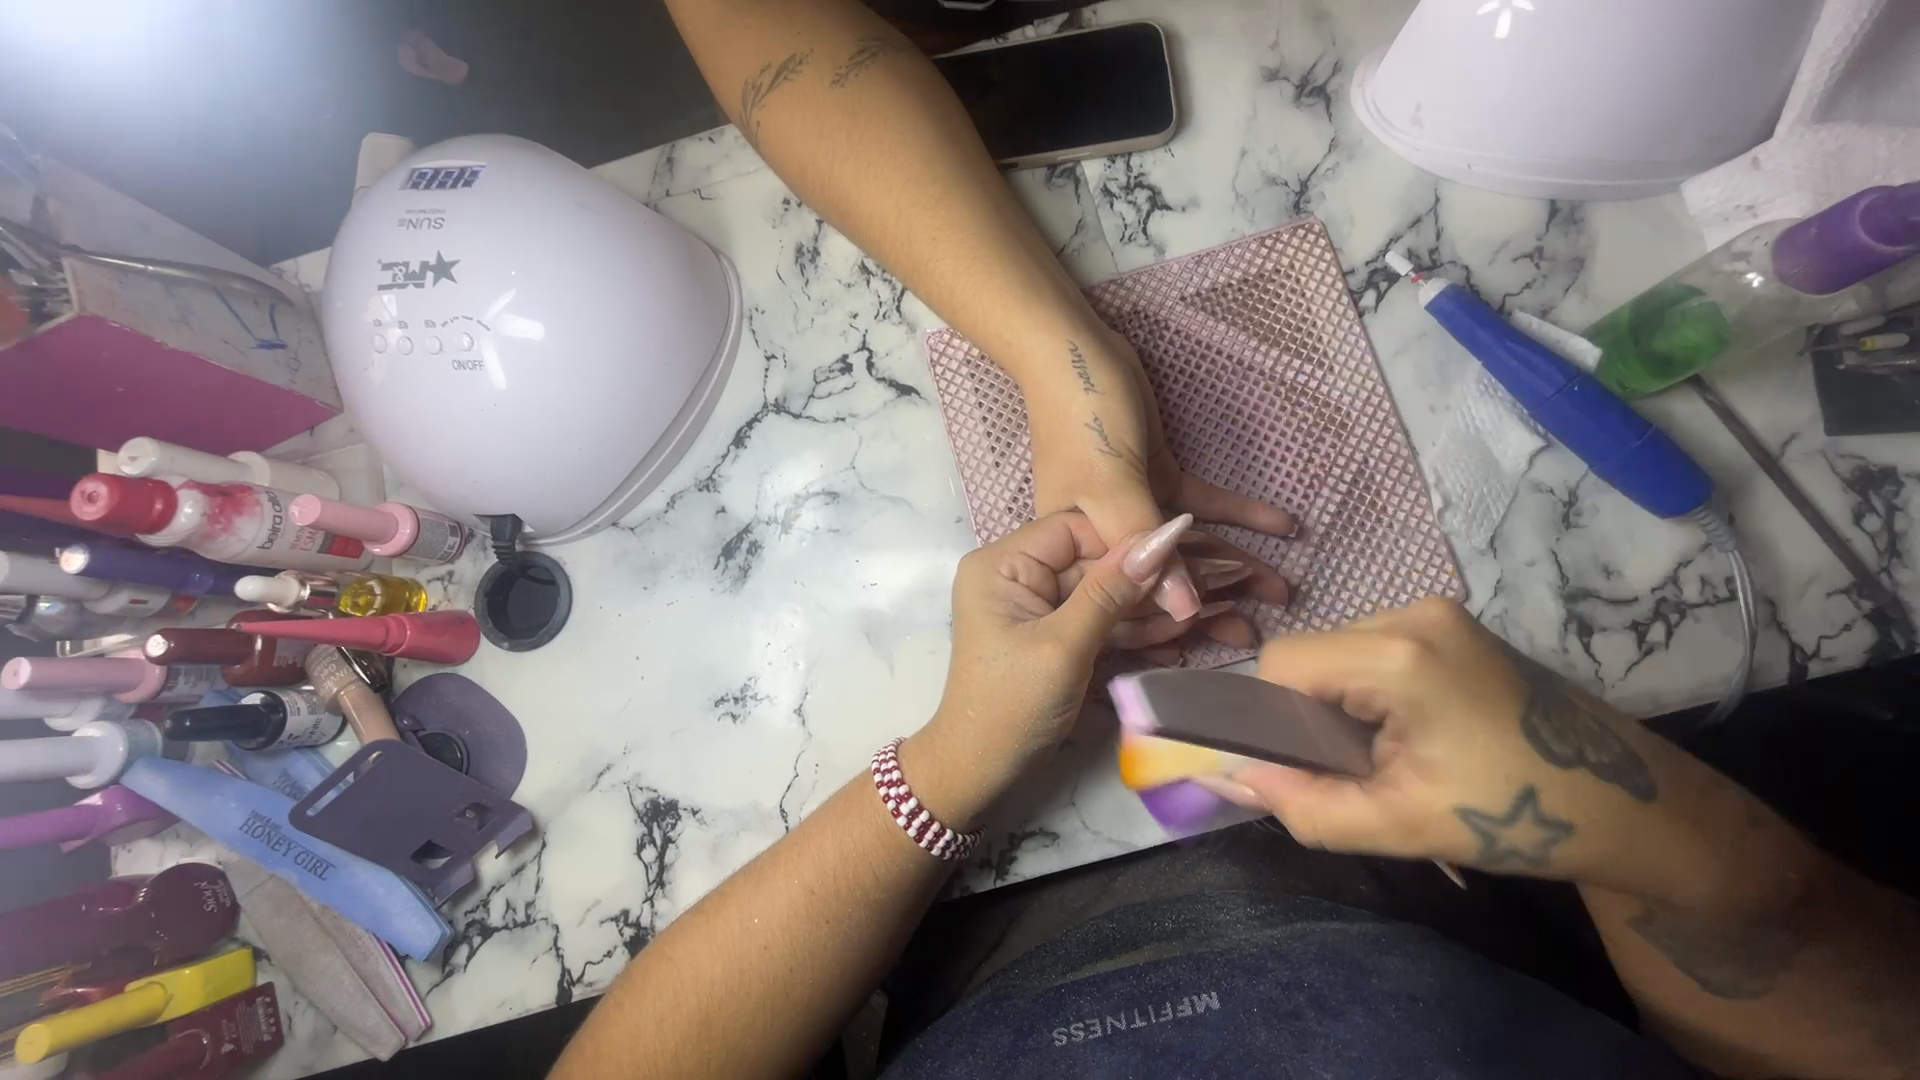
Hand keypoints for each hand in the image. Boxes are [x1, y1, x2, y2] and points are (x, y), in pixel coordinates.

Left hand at [904, 510, 1187, 822]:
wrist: (980, 768)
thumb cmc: (1012, 705)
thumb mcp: (1064, 646)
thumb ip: (1111, 591)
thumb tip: (1163, 536)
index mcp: (1002, 563)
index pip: (1075, 529)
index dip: (1126, 542)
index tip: (1178, 562)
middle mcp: (1015, 572)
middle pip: (1091, 558)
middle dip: (1144, 578)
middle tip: (1205, 589)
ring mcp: (1033, 603)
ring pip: (1100, 589)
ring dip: (1145, 605)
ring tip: (1200, 612)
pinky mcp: (1050, 630)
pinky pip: (1095, 616)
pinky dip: (1129, 626)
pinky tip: (1174, 631)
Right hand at [1025, 326, 1294, 626]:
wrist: (1078, 352)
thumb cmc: (1082, 423)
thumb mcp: (1110, 489)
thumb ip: (1143, 549)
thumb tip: (1184, 614)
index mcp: (1078, 550)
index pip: (1129, 599)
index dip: (1176, 624)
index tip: (1228, 638)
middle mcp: (1104, 538)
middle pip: (1162, 578)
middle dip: (1213, 602)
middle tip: (1264, 625)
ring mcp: (1132, 507)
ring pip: (1187, 546)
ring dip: (1234, 561)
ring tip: (1284, 588)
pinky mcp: (1156, 477)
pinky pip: (1202, 506)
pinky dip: (1239, 515)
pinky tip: (1283, 524)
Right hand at [1195, 599, 1677, 884]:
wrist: (1639, 805)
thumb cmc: (1518, 818)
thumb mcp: (1399, 825)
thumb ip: (1302, 804)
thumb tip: (1226, 776)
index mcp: (1398, 655)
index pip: (1282, 664)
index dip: (1272, 716)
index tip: (1303, 764)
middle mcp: (1412, 612)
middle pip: (1308, 653)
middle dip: (1307, 710)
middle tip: (1351, 765)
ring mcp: (1436, 610)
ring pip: (1335, 648)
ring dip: (1336, 698)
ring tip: (1385, 749)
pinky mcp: (1449, 621)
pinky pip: (1368, 646)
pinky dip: (1364, 685)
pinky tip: (1407, 725)